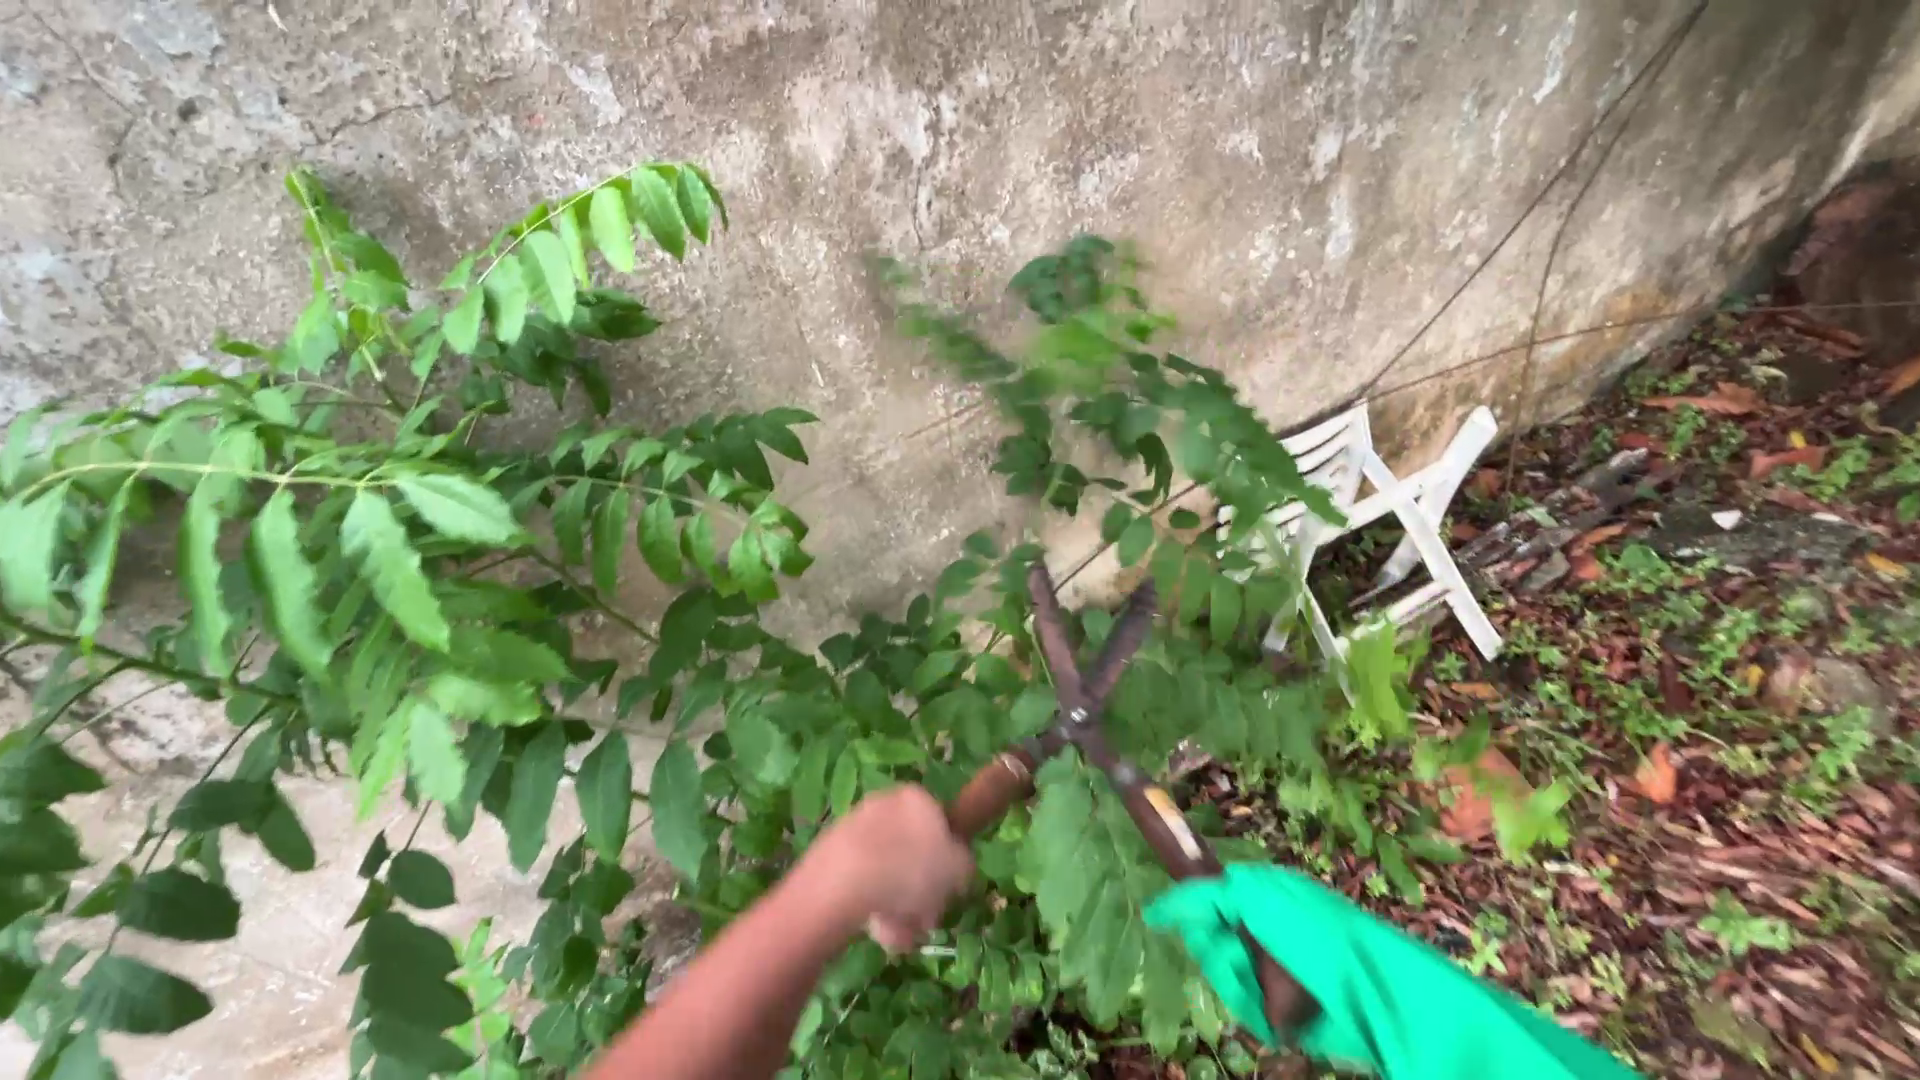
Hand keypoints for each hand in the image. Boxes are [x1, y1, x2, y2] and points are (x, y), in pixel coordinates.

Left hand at [796, 786, 973, 951]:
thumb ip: (963, 864)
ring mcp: (856, 827)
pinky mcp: (831, 853)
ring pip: (887, 871)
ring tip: (900, 935)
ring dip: (897, 906)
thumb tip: (958, 865)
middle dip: (920, 890)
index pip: (940, 826)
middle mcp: (886, 804)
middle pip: (912, 852)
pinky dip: (871, 905)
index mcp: (918, 798)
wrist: (844, 883)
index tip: (946, 890)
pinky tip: (876, 929)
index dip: (946, 862)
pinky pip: (862, 881)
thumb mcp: (958, 869)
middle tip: (925, 920)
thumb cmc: (910, 870)